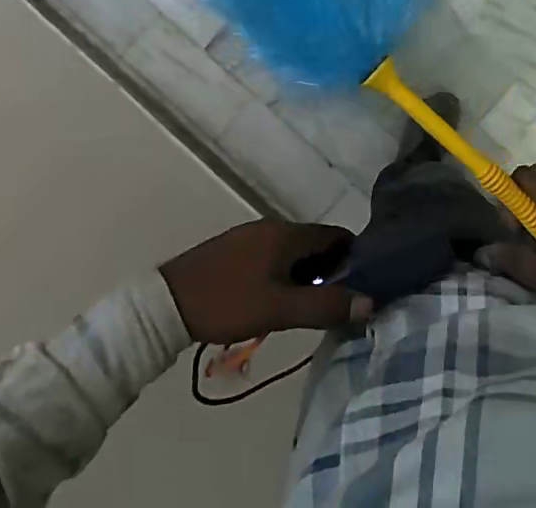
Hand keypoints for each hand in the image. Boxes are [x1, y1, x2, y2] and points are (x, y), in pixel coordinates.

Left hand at [159, 221, 369, 343]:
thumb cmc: (227, 303)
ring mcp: (252, 236)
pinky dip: (285, 276)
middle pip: (316, 243)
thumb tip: (369, 303)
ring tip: (305, 310)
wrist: (166, 304)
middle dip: (330, 272)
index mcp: (286, 233)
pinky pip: (274, 257)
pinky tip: (277, 303)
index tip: (361, 288)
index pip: (337, 235)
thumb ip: (324, 306)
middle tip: (333, 306)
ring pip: (294, 252)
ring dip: (306, 277)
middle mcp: (272, 226)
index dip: (354, 259)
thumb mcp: (279, 309)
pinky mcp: (236, 250)